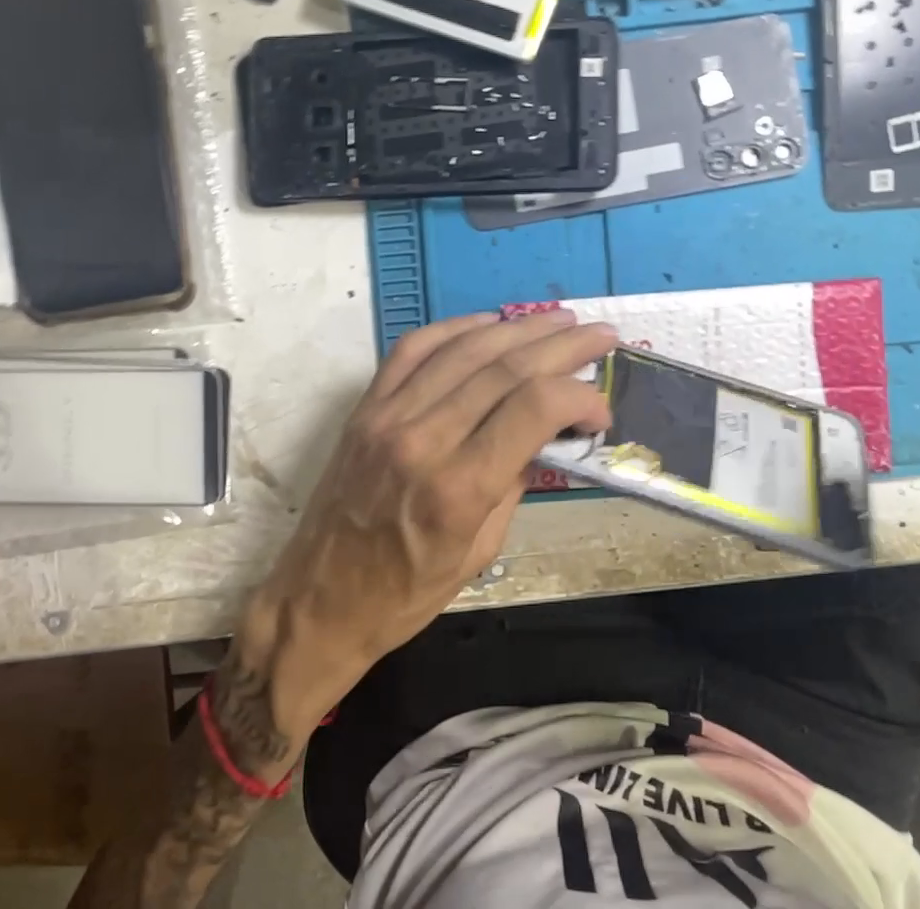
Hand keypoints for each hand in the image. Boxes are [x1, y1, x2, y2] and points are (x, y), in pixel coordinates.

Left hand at [237, 311, 617, 749]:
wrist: (319, 600)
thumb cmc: (404, 595)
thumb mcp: (478, 554)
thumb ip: (512, 487)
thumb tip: (542, 437)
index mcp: (458, 488)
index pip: (532, 408)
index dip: (579, 395)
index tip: (600, 408)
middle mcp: (422, 440)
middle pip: (503, 369)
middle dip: (561, 346)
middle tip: (600, 334)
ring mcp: (387, 418)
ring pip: (461, 350)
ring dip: (516, 328)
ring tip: (558, 319)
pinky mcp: (364, 410)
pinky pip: (410, 351)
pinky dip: (453, 329)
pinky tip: (487, 323)